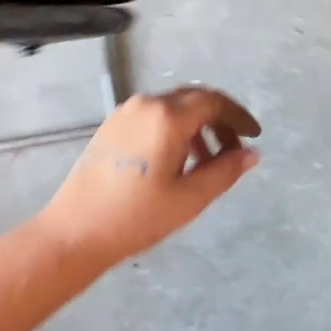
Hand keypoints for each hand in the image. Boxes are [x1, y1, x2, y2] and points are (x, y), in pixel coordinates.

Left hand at [34, 87, 260, 266]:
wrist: (76, 230)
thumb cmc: (136, 217)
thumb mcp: (189, 198)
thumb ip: (224, 171)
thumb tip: (251, 153)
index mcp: (167, 116)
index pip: (213, 101)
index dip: (238, 117)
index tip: (254, 136)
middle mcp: (146, 103)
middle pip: (193, 100)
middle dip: (219, 122)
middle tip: (234, 151)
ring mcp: (126, 112)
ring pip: (173, 108)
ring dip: (197, 128)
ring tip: (207, 164)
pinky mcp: (113, 124)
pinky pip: (154, 116)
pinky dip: (174, 131)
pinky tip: (178, 162)